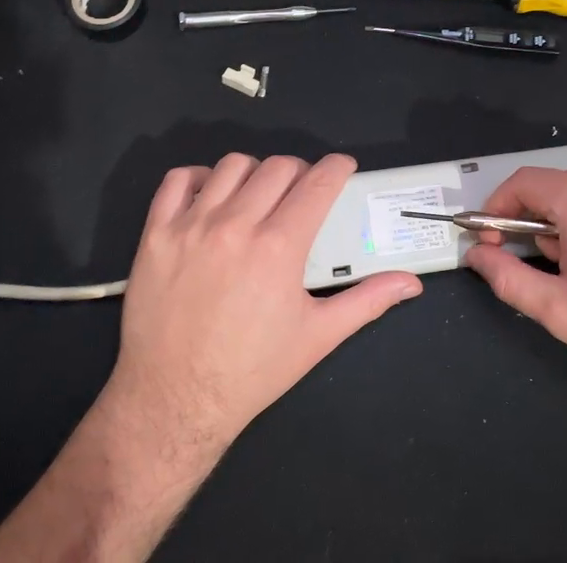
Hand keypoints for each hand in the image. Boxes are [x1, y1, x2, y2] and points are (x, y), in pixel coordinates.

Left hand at [104, 153, 422, 451]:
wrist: (176, 400)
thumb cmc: (251, 371)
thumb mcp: (317, 337)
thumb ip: (367, 301)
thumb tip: (410, 283)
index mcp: (279, 247)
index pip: (318, 183)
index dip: (337, 168)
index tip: (342, 168)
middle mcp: (236, 226)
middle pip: (278, 167)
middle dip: (300, 172)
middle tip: (303, 193)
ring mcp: (191, 226)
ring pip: (232, 166)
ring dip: (254, 173)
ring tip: (258, 196)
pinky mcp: (156, 234)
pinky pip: (178, 180)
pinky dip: (200, 179)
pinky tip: (212, 198)